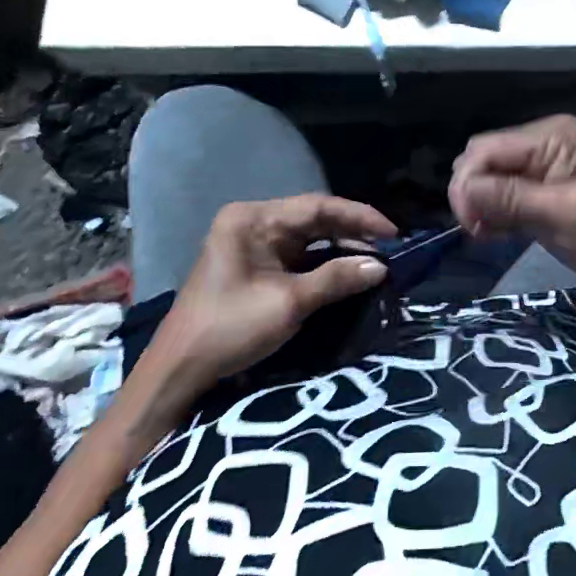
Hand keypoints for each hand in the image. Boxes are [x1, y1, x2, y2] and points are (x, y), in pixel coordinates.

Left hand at [142, 195, 394, 395]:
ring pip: (309, 238)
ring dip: (342, 248)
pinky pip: (299, 256)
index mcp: (253, 220)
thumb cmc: (230, 328)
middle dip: (353, 233)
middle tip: (391, 248)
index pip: (317, 207)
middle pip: (314, 219)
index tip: (394, 233)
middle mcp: (253, 223)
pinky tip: (350, 272)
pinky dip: (325, 263)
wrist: (181, 368)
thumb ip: (336, 279)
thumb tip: (380, 267)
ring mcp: (253, 244)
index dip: (359, 217)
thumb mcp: (288, 303)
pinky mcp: (256, 266)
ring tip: (377, 260)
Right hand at [448, 115, 575, 292]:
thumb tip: (465, 188)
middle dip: (471, 195)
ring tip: (490, 234)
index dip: (468, 184)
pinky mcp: (530, 182)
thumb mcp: (562, 216)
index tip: (469, 224)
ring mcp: (534, 160)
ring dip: (479, 206)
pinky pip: (494, 190)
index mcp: (551, 137)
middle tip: (480, 232)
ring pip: (482, 176)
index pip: (487, 149)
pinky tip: (498, 232)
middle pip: (480, 159)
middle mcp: (539, 139)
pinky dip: (490, 212)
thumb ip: (513, 199)